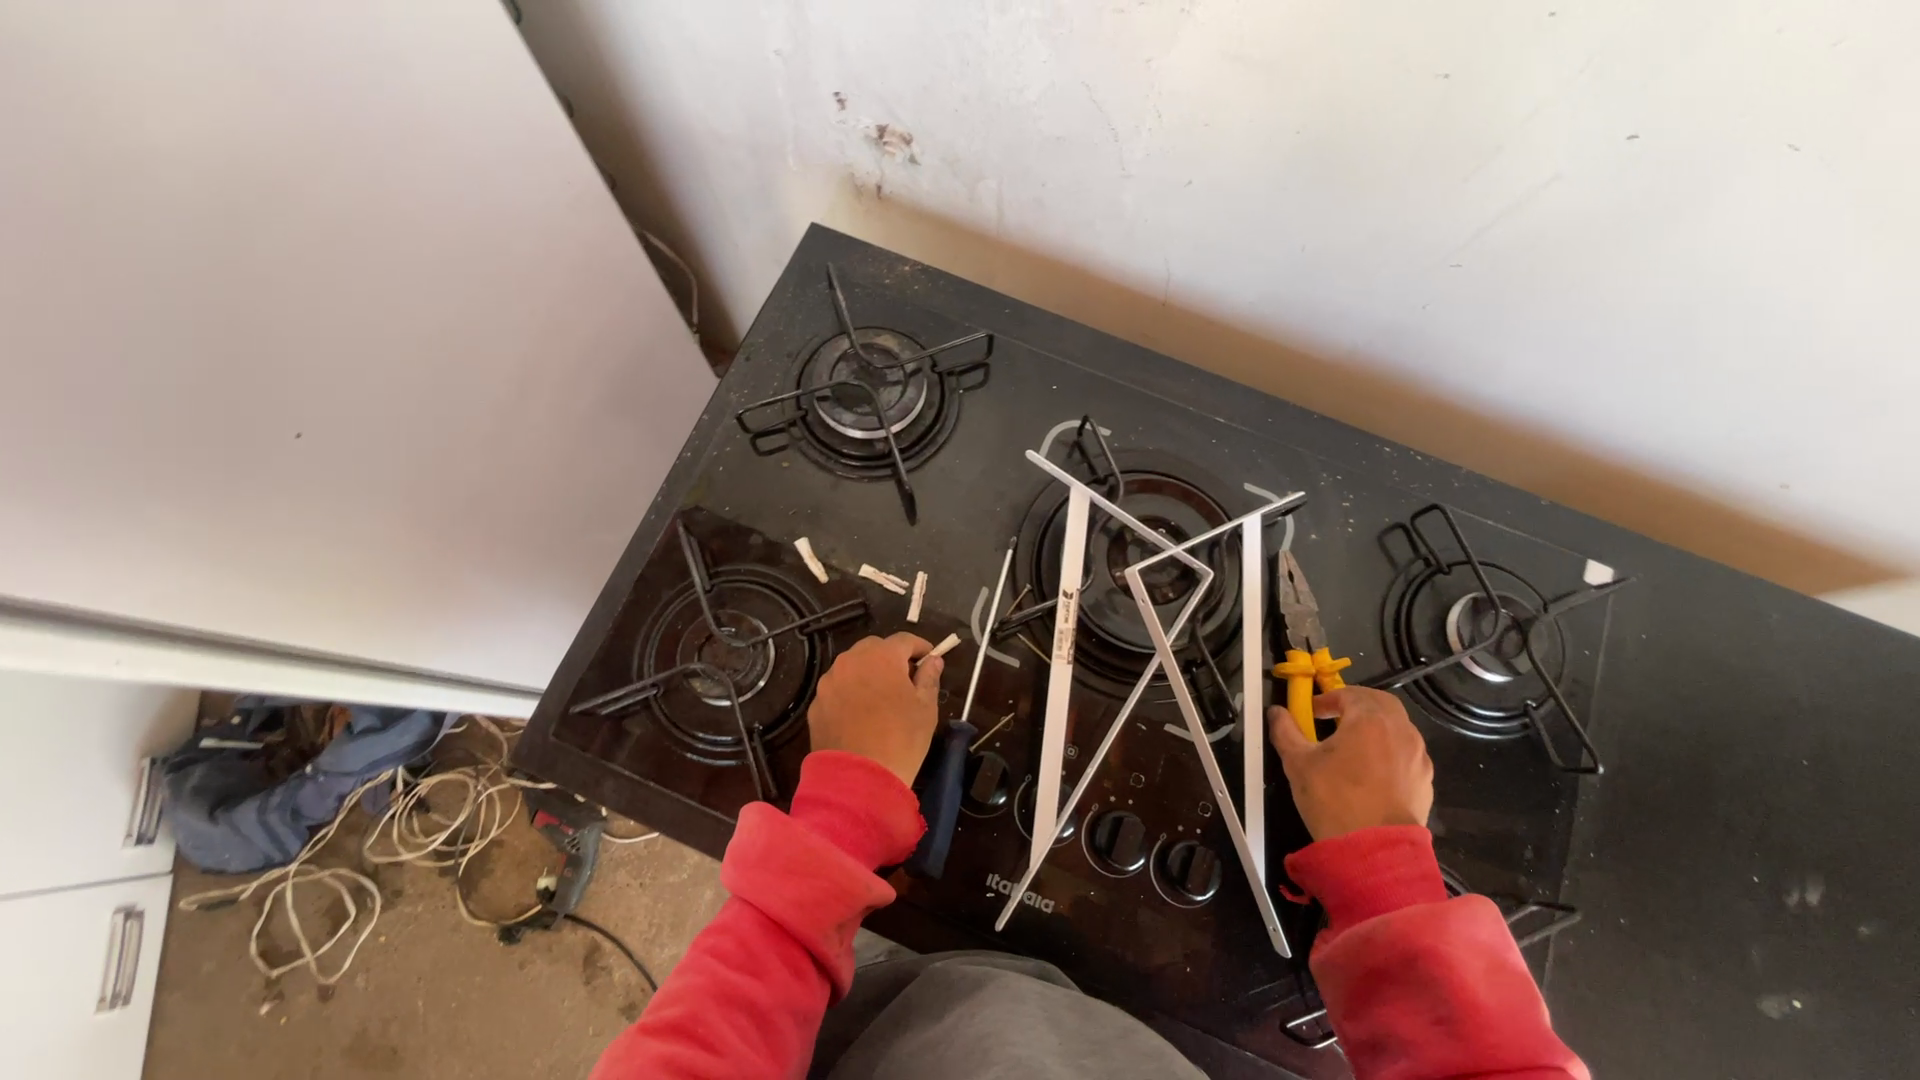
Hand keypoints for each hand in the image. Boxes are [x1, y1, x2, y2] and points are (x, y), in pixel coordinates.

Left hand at [807, 632, 944, 785]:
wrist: (859, 779)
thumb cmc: (901, 739)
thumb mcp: (926, 708)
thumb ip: (929, 677)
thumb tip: (932, 661)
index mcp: (881, 656)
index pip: (904, 640)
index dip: (920, 647)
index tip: (931, 658)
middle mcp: (851, 661)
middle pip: (874, 648)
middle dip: (892, 657)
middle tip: (907, 678)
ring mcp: (829, 682)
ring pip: (853, 667)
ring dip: (869, 673)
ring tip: (882, 697)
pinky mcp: (817, 704)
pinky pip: (838, 689)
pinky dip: (851, 692)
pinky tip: (861, 715)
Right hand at [1268, 687, 1433, 841]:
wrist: (1374, 851)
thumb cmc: (1333, 799)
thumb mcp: (1297, 762)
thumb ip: (1285, 730)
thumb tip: (1276, 712)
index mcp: (1369, 719)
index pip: (1349, 694)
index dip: (1327, 699)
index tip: (1311, 711)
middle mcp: (1400, 731)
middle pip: (1380, 703)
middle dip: (1356, 704)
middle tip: (1335, 718)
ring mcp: (1418, 756)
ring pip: (1397, 728)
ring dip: (1375, 727)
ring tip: (1352, 746)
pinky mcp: (1425, 781)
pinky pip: (1407, 753)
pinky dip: (1389, 751)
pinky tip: (1372, 772)